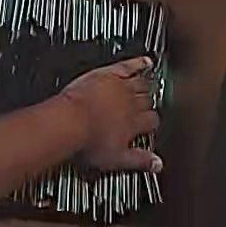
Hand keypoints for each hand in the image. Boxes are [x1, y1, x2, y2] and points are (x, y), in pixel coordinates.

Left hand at [57, 57, 163, 172]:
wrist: (69, 122)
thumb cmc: (86, 140)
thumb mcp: (116, 159)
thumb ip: (139, 160)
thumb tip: (157, 165)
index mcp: (134, 124)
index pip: (152, 121)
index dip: (152, 123)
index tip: (149, 125)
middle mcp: (131, 104)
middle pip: (147, 101)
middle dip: (148, 104)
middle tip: (147, 106)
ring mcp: (121, 87)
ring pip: (141, 84)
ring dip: (146, 85)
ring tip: (150, 84)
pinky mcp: (109, 74)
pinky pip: (129, 66)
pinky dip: (139, 63)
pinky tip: (145, 61)